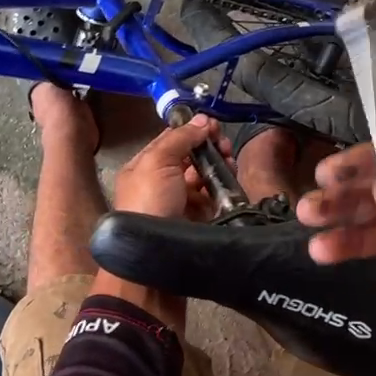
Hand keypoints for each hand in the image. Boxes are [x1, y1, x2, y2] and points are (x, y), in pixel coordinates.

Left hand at [111, 114, 226, 221]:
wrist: (155, 256)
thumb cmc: (150, 202)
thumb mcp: (157, 162)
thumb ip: (180, 138)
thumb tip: (202, 119)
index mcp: (144, 167)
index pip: (171, 140)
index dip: (192, 130)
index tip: (214, 125)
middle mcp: (162, 183)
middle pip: (191, 158)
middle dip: (210, 148)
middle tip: (225, 145)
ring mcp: (181, 203)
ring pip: (204, 177)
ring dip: (219, 165)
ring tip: (230, 162)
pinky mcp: (198, 221)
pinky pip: (213, 199)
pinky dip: (223, 189)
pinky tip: (231, 182)